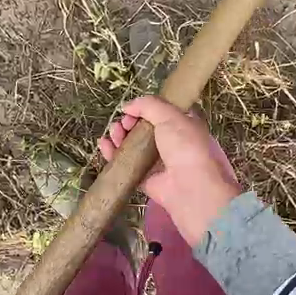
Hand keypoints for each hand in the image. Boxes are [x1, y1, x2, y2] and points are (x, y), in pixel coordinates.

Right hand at [98, 96, 241, 246]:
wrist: (191, 189)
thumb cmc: (185, 147)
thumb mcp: (170, 116)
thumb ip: (148, 105)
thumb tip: (129, 106)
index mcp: (183, 124)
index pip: (160, 111)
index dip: (144, 108)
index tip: (132, 110)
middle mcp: (171, 142)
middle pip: (143, 128)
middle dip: (129, 123)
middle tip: (122, 124)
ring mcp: (158, 161)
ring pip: (133, 145)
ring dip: (119, 137)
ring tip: (113, 134)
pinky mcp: (145, 178)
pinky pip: (126, 164)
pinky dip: (113, 154)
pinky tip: (104, 146)